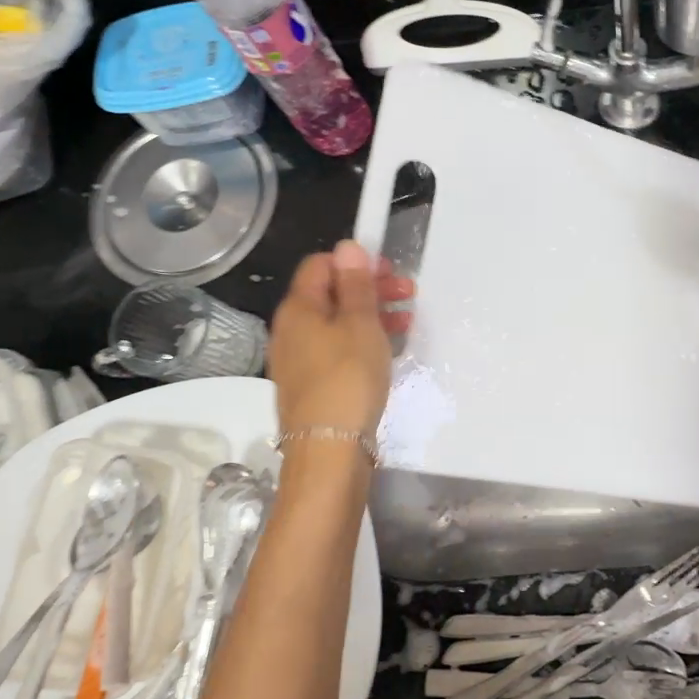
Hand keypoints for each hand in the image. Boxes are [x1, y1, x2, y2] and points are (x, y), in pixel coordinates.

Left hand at [269, 240, 414, 439]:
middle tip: (409, 295)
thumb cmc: (348, 379)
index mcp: (298, 308)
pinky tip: (385, 353)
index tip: (391, 272)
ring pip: (335, 325)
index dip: (356, 261)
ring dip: (370, 317)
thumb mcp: (361, 325)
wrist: (328, 450)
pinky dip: (361, 344)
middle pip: (329, 295)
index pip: (321, 265)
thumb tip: (348, 247)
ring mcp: (298, 361)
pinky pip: (336, 351)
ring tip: (406, 324)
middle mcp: (290, 331)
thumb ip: (357, 285)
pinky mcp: (310, 387)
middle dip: (369, 289)